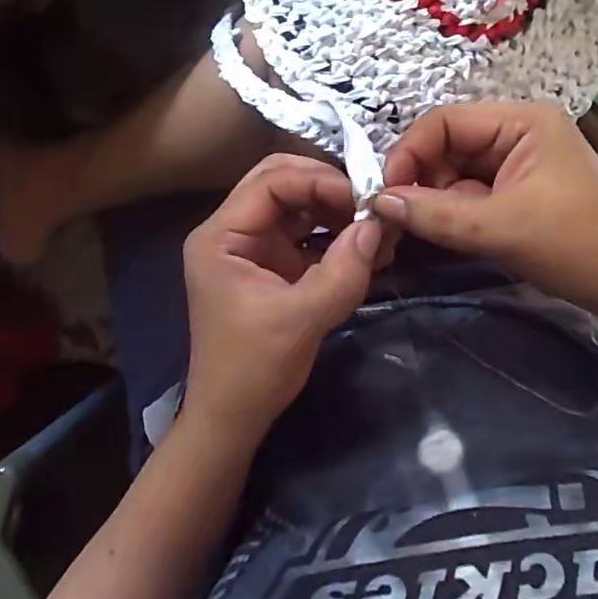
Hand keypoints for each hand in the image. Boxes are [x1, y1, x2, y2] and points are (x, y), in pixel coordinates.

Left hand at [181, 155, 383, 439]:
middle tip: (369, 205)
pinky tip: (368, 248)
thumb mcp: (301, 320)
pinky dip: (335, 237)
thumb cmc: (253, 369)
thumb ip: (342, 272)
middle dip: (327, 189)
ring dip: (336, 212)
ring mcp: (252, 248)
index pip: (269, 183)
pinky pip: (306, 235)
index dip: (318, 181)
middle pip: (281, 184)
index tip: (362, 197)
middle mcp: (232, 232)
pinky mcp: (272, 266)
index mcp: (220, 237)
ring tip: (377, 227)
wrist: (232, 417)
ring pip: (296, 207)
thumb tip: (377, 226)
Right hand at [372, 104, 597, 341]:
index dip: (408, 153)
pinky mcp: (515, 194)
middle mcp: (515, 133)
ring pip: (451, 174)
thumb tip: (377, 201)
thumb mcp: (503, 229)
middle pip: (444, 146)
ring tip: (411, 231)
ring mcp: (515, 164)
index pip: (444, 122)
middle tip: (392, 219)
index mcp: (521, 121)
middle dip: (418, 180)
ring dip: (430, 201)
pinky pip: (466, 196)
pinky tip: (435, 234)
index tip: (384, 194)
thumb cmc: (582, 247)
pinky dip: (448, 214)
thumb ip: (436, 213)